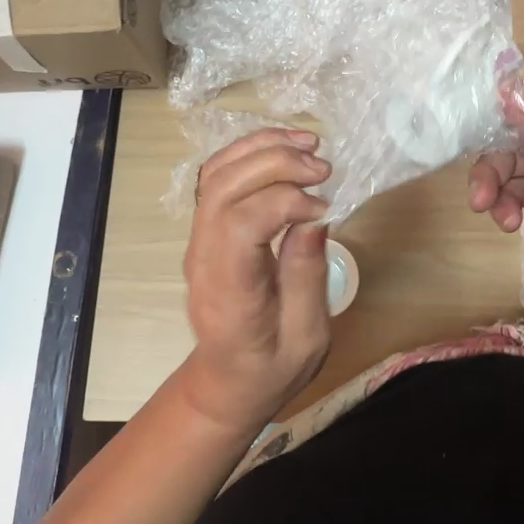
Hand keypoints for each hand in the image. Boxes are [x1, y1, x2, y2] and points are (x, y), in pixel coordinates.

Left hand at [181, 128, 333, 429]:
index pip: (239, 223)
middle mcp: (204, 257)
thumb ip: (307, 276)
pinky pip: (218, 177)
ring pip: (216, 173)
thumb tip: (315, 218)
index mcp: (229, 291)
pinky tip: (285, 148)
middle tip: (324, 168)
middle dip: (275, 163)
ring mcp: (198, 238)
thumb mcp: (307, 336)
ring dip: (261, 147)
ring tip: (309, 143)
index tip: (324, 206)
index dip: (282, 201)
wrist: (228, 380)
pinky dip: (250, 152)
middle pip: (223, 187)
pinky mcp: (206, 227)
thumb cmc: (272, 366)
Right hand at [468, 71, 523, 290]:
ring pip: (502, 158)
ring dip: (489, 181)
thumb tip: (507, 90)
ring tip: (484, 205)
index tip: (477, 120)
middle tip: (480, 182)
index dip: (505, 101)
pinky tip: (509, 222)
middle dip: (491, 153)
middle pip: (510, 125)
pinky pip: (505, 187)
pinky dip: (500, 202)